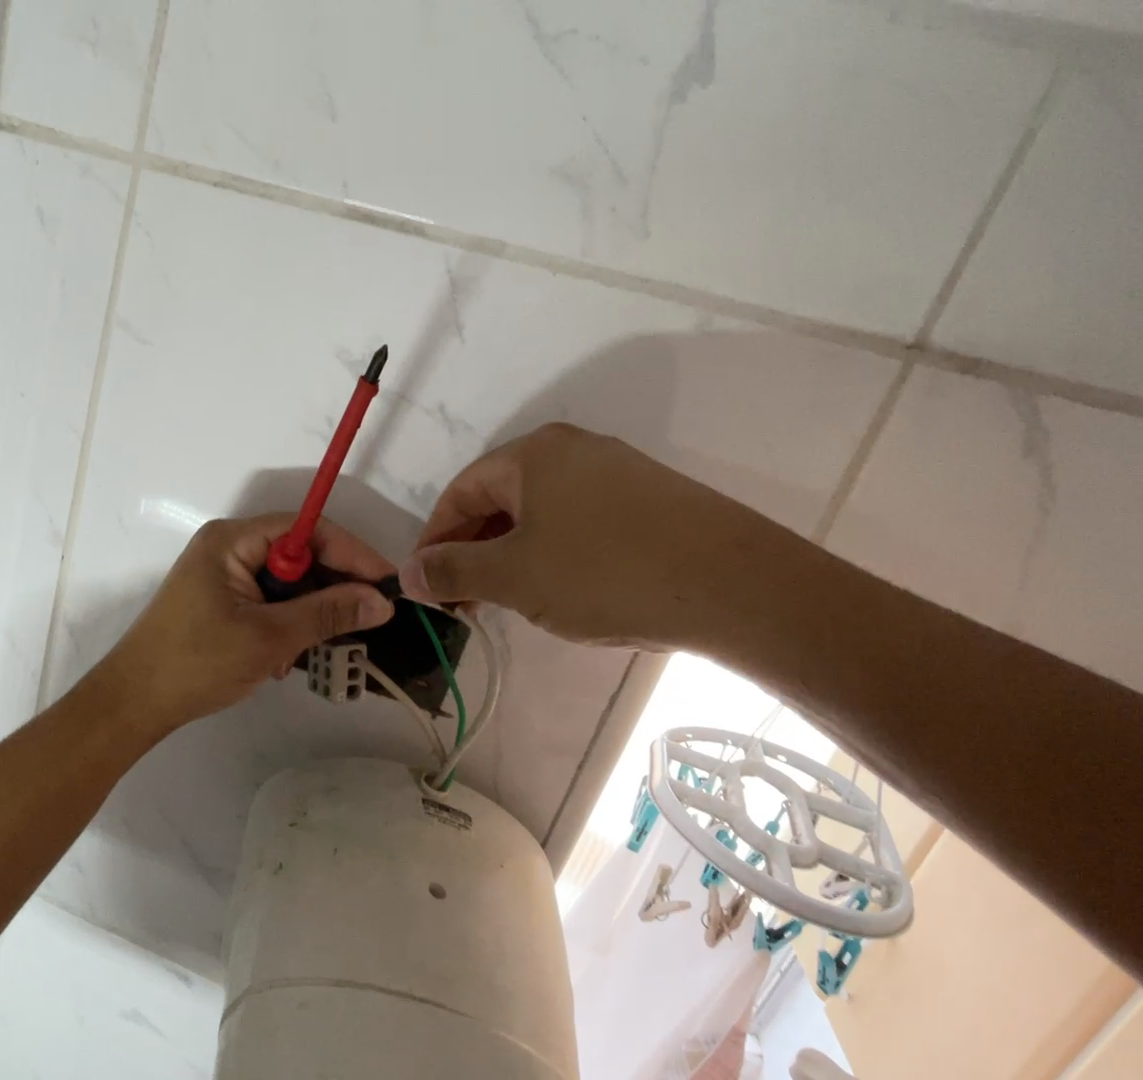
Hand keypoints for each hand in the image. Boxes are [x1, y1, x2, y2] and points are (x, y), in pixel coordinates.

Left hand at [83, 513, 395, 736]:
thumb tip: (382, 602)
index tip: (386, 584)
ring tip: (322, 647)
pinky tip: (288, 659)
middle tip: (365, 620)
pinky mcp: (222, 603)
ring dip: (308, 614)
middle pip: (299, 556)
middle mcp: (229, 548)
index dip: (351, 553)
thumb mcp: (269, 638)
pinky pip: (269, 603)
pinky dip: (286, 626)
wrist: (134, 703)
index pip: (307, 530)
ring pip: (288, 584)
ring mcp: (223, 576)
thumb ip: (327, 614)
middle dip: (331, 589)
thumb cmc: (197, 662)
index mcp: (233, 541)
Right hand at [398, 423, 790, 650]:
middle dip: (473, 551)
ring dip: (511, 556)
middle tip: (462, 602)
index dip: (434, 540)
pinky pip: (580, 522)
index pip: (460, 492)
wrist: (733, 585)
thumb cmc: (604, 573)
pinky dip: (554, 554)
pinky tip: (562, 591)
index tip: (424, 586)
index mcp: (533, 454)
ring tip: (508, 602)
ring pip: (541, 513)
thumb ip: (453, 571)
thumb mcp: (513, 577)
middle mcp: (573, 450)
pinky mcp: (650, 502)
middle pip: (500, 498)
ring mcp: (617, 473)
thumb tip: (409, 573)